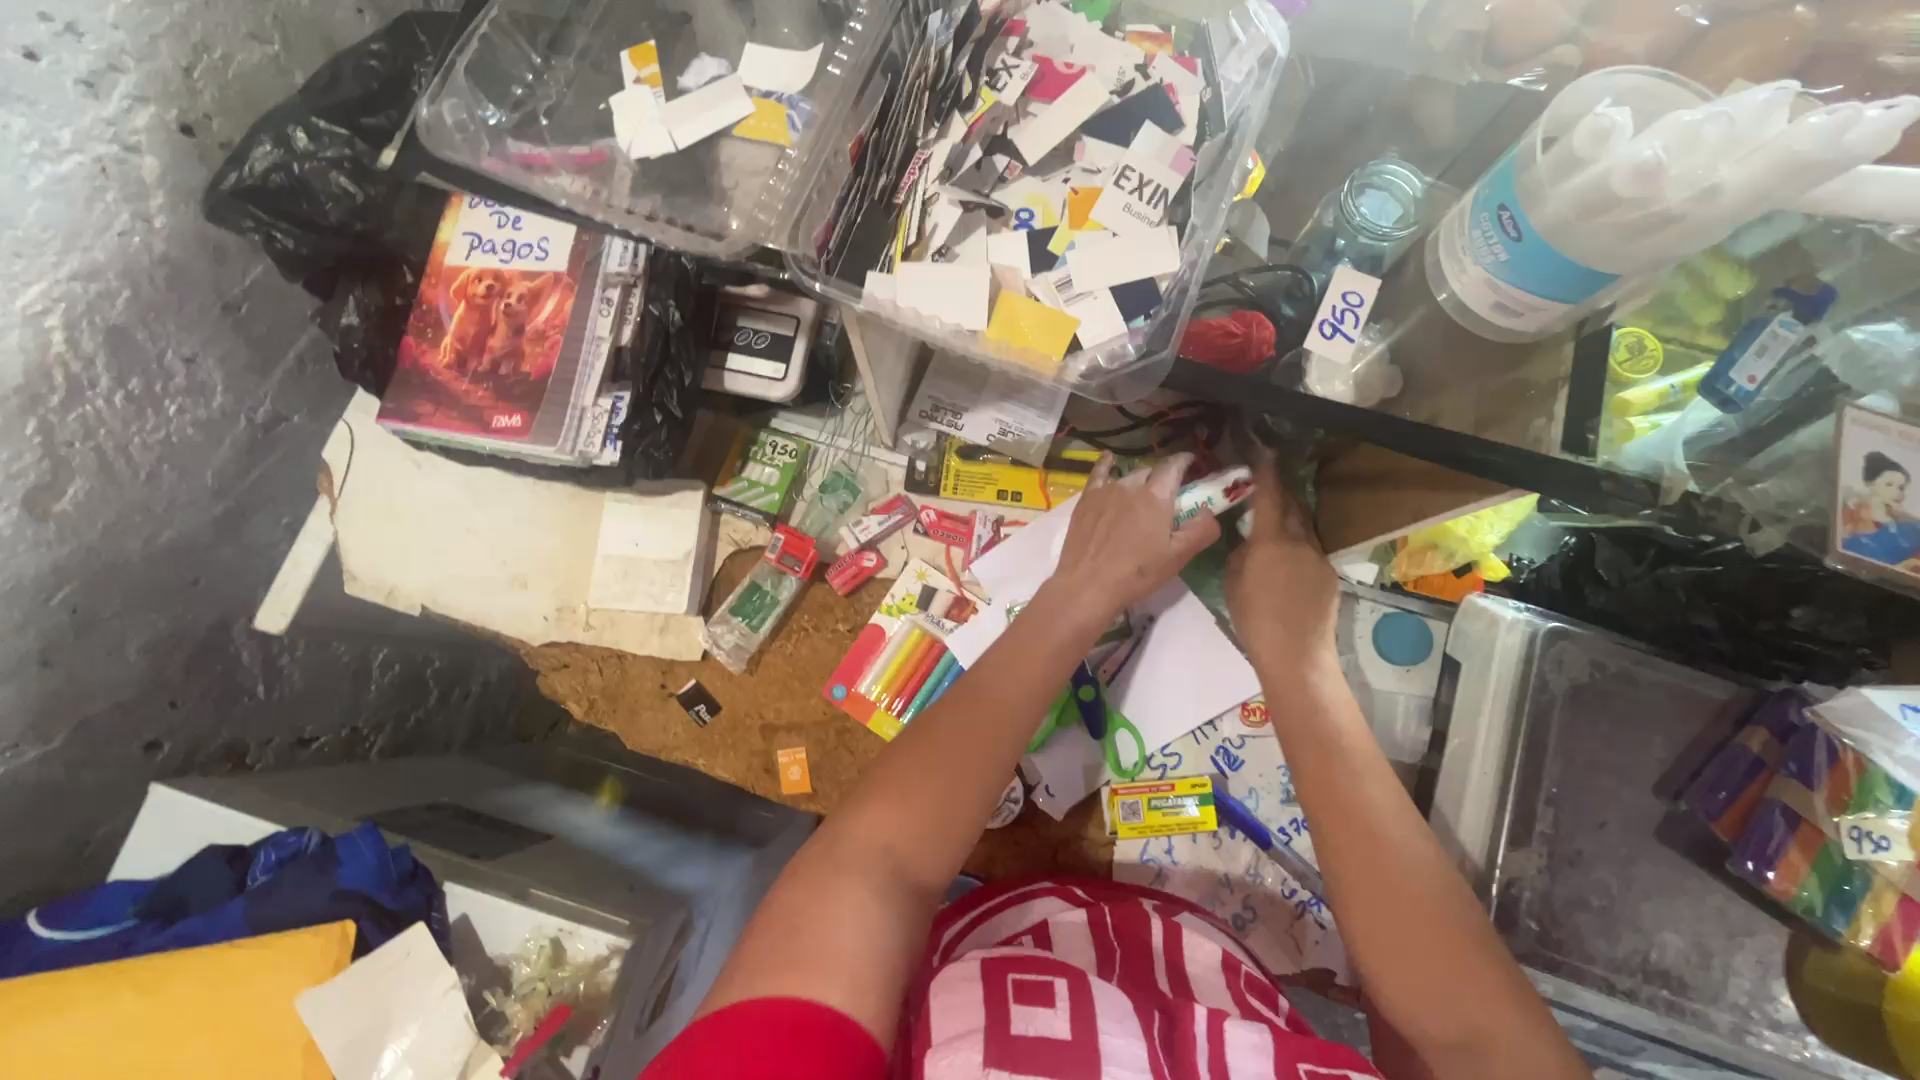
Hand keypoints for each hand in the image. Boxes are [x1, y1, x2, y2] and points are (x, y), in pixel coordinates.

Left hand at [1046, 452, 1220, 625]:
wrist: (1088, 584)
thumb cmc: (1137, 573)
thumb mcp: (1178, 556)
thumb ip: (1201, 530)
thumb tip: (1208, 510)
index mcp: (1157, 495)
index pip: (1174, 466)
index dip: (1185, 461)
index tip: (1192, 463)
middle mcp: (1131, 485)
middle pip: (1151, 471)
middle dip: (1162, 477)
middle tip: (1167, 494)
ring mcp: (1106, 490)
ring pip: (1127, 475)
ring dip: (1139, 479)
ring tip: (1142, 491)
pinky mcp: (1086, 499)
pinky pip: (1099, 473)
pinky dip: (1106, 464)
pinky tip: (1109, 458)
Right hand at [1226, 456, 1338, 671]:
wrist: (1296, 655)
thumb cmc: (1254, 620)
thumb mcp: (1232, 582)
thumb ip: (1240, 554)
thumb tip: (1248, 543)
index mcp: (1271, 539)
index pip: (1270, 493)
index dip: (1266, 469)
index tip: (1261, 450)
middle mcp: (1300, 540)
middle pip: (1292, 503)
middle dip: (1280, 489)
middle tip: (1266, 480)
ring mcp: (1319, 557)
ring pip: (1303, 526)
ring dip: (1290, 514)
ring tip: (1275, 513)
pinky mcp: (1329, 574)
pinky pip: (1311, 548)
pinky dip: (1297, 543)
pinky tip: (1286, 558)